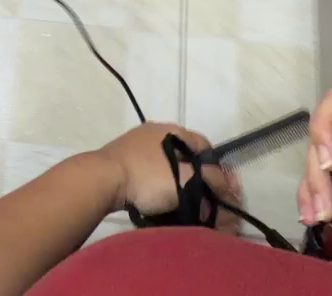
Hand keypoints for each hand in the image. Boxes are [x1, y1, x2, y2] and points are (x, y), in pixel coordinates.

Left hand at [92, 122, 223, 216]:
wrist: (103, 179)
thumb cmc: (147, 176)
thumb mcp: (183, 180)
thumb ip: (208, 180)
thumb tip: (228, 184)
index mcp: (172, 130)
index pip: (204, 144)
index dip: (216, 166)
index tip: (221, 188)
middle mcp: (156, 130)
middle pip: (186, 153)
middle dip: (198, 175)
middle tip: (204, 198)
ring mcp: (138, 142)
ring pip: (168, 161)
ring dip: (179, 179)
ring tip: (184, 201)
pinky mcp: (126, 157)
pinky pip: (152, 168)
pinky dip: (162, 181)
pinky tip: (162, 196)